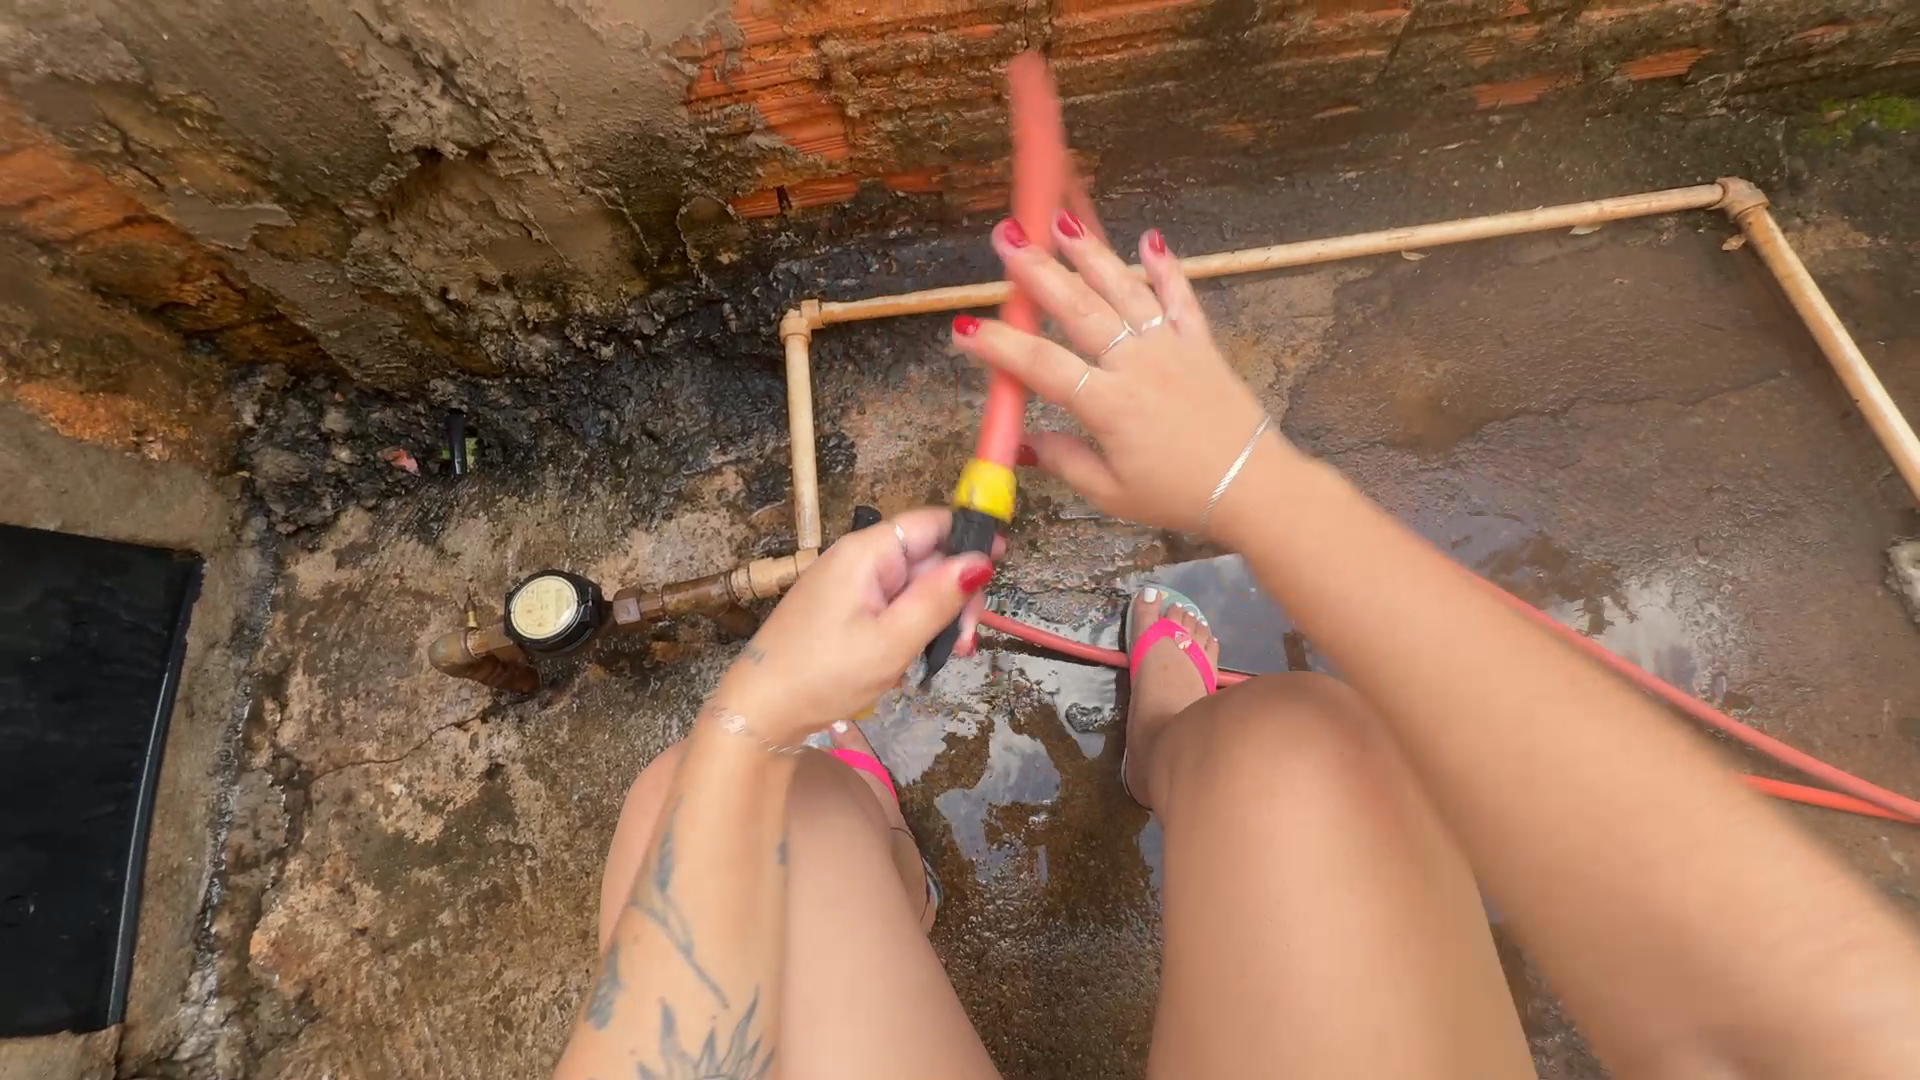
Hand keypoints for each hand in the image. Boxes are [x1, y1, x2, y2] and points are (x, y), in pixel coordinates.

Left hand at [710, 507, 995, 743]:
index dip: (969, 537)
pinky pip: (892, 607)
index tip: (999, 566)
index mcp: (867, 553)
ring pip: (913, 587)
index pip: (930, 523)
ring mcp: (851, 586)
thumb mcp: (892, 640)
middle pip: (926, 559)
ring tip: (946, 655)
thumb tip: (982, 561)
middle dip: (954, 594)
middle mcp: (859, 560)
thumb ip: (938, 599)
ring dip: (936, 617)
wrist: (761, 711)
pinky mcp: (846, 610)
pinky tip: (917, 656)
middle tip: (966, 641)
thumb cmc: (826, 673)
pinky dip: (912, 627)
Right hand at [951, 215, 1292, 535]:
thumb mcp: (1111, 493)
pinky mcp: (1200, 345)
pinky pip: (1181, 298)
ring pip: (1124, 290)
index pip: (1041, 366)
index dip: (999, 347)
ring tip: (1064, 223)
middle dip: (1037, 272)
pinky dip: (1166, 268)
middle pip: (1078, 309)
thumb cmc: (1177, 496)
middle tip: (1006, 239)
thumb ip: (1065, 461)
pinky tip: (1151, 239)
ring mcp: (1170, 347)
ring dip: (1091, 255)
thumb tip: (1024, 444)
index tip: (964, 330)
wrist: (1252, 487)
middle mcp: (1135, 364)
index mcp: (1107, 404)